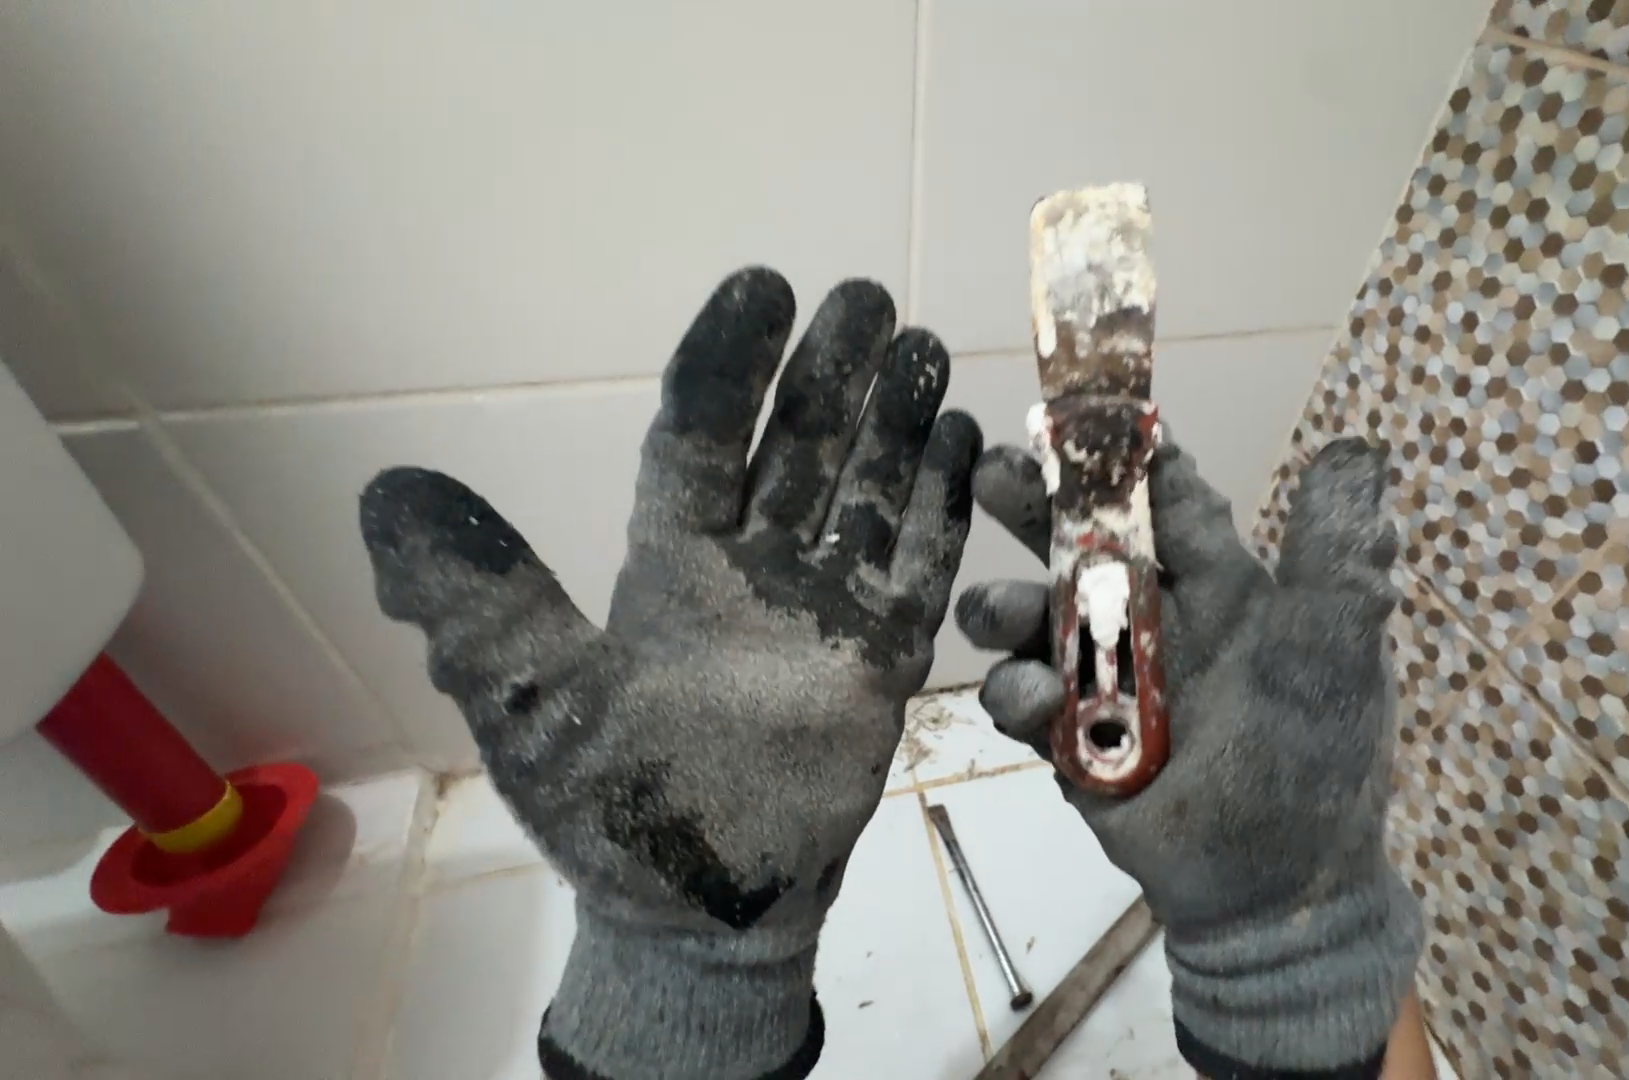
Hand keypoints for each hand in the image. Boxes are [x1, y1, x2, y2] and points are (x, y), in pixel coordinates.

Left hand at [359, 269, 978, 1079]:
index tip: (765, 285)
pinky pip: (921, 567)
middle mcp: (757, 566)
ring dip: (899, 423)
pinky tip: (960, 442)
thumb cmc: (616, 809)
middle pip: (801, 448)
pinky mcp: (886, 652)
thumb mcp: (532, 703)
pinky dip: (942, 507)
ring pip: (871, 493)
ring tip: (927, 352)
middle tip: (869, 298)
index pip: (703, 435)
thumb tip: (391, 489)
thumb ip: (480, 600)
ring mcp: (830, 606)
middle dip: (835, 372)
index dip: (731, 362)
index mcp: (673, 562)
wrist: (706, 900)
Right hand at [955, 435, 1421, 1075]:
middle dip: (1031, 504)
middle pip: (1074, 538)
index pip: (1163, 497)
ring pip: (1029, 614)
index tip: (1078, 406)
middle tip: (988, 471)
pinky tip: (1035, 707)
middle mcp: (1147, 613)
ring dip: (1003, 604)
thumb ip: (1334, 555)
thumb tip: (1356, 449)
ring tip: (999, 614)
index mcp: (1211, 582)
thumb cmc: (1311, 756)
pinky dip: (1015, 694)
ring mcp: (1099, 671)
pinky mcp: (1066, 730)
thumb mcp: (1333, 648)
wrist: (1274, 884)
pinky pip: (1020, 696)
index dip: (1125, 450)